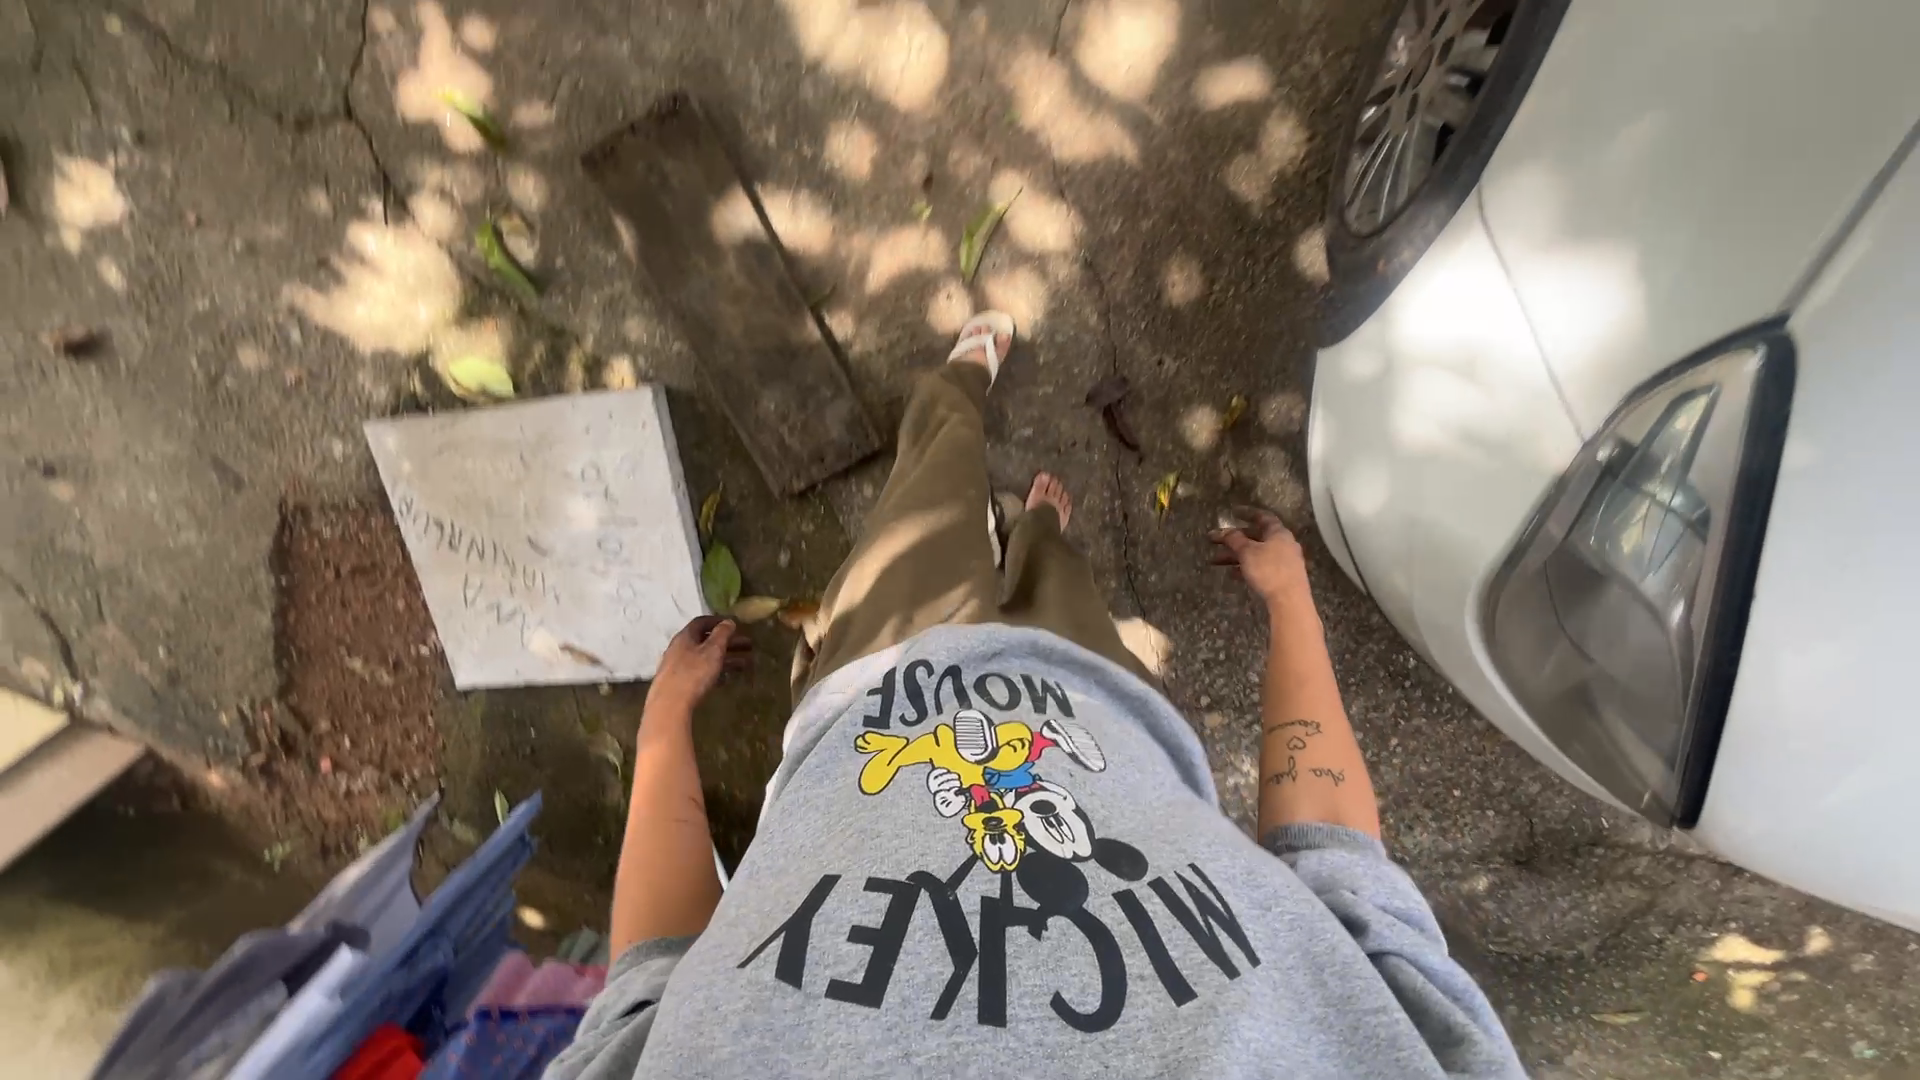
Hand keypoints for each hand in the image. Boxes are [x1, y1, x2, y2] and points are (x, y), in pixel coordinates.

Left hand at [647, 616, 751, 716]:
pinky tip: (726, 679)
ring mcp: (677, 666)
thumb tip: (728, 621)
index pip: (702, 622)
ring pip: (705, 657)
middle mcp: (679, 648)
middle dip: (728, 642)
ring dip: (725, 658)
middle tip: (748, 645)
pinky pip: (700, 672)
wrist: (669, 705)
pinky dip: (715, 671)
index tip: (735, 625)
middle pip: (706, 641)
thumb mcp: (713, 650)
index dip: (719, 622)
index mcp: (685, 637)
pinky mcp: (678, 683)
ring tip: (745, 664)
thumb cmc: (694, 673)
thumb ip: (722, 634)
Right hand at [1209, 505, 1311, 612]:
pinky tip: (1232, 574)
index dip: (1247, 513)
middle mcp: (1283, 544)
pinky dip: (1245, 567)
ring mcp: (1283, 561)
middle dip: (1233, 539)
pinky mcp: (1281, 576)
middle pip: (1255, 537)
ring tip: (1215, 561)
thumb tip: (1224, 531)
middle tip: (1214, 541)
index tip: (1232, 512)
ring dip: (1235, 555)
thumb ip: (1234, 539)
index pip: (1263, 517)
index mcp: (1278, 533)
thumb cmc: (1268, 570)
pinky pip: (1260, 566)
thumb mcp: (1247, 552)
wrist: (1289, 600)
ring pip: (1255, 553)